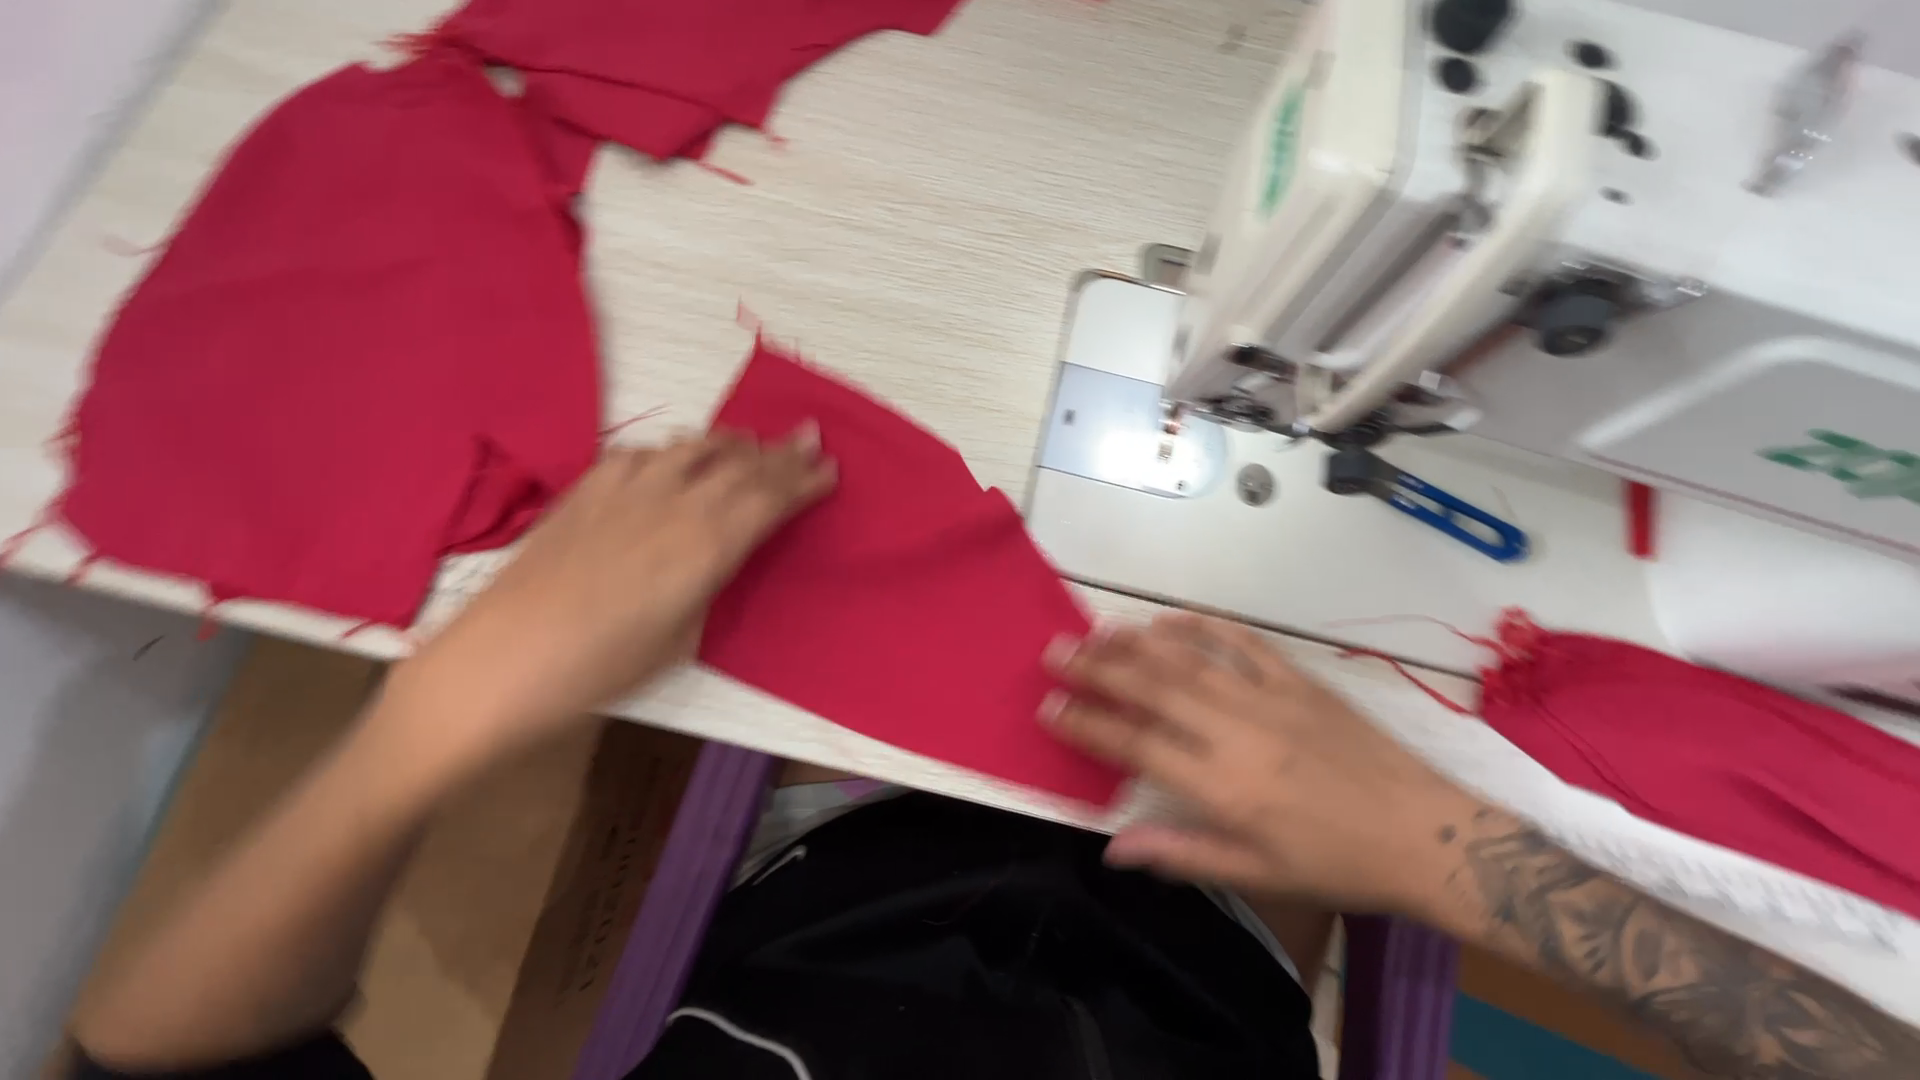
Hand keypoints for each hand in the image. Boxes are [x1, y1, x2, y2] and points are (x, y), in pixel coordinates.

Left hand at [383, 428, 834, 773]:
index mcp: (705, 546)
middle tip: (810, 436)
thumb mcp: (681, 636)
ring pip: (693, 448)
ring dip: (732, 442)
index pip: (768, 499)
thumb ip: (711, 581)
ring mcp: (626, 490)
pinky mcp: (587, 489)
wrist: (501, 662)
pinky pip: (645, 453)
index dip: (803, 482)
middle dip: (781, 452)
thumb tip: (724, 553)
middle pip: (740, 466)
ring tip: (754, 441)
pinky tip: (679, 457)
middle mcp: (672, 504)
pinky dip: (676, 450)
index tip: (829, 469)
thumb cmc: (601, 670)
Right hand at [1042, 613, 1483, 914]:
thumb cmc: (1335, 864)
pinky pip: (1241, 642)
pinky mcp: (1298, 680)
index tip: (1049, 706)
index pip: (1134, 745)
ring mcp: (1267, 698)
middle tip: (1055, 650)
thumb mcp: (1257, 875)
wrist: (1425, 835)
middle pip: (1151, 689)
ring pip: (1188, 659)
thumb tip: (1111, 848)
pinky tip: (1168, 619)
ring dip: (1136, 642)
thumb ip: (1180, 855)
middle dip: (1097, 669)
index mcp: (1221, 786)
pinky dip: (1201, 625)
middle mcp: (1235, 732)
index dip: (1086, 724)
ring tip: (1095, 629)